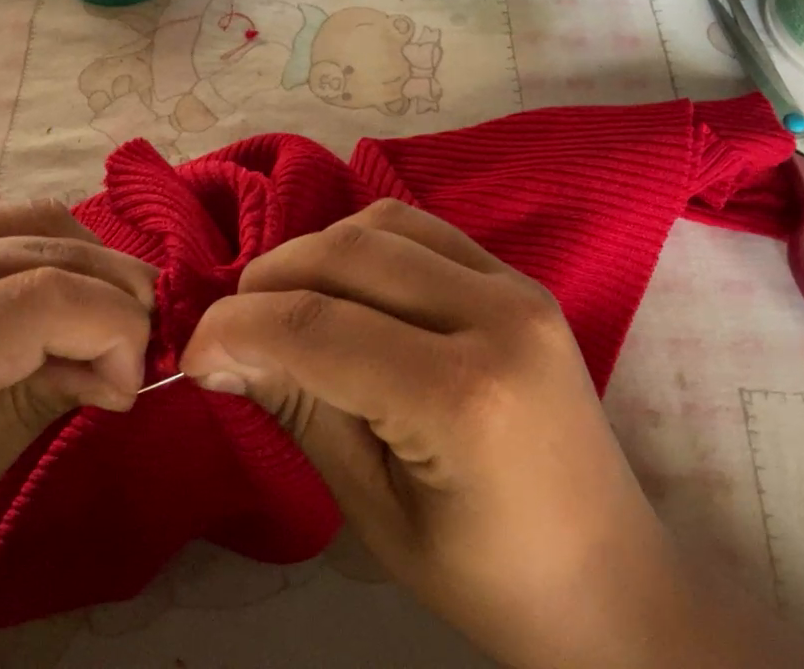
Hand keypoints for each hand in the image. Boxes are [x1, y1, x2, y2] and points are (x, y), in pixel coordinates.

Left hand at [0, 200, 156, 572]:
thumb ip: (42, 403)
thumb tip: (122, 369)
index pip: (43, 299)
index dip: (113, 328)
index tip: (126, 384)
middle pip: (50, 249)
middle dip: (120, 295)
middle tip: (136, 352)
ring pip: (36, 219)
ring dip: (95, 262)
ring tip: (110, 317)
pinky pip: (3, 218)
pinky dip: (57, 246)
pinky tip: (63, 290)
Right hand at [180, 200, 803, 668]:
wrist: (611, 580)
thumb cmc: (489, 577)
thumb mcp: (374, 513)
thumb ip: (301, 412)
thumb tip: (221, 353)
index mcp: (461, 396)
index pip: (314, 326)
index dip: (233, 330)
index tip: (191, 357)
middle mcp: (497, 316)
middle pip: (345, 254)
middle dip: (265, 284)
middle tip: (230, 336)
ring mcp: (519, 288)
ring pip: (382, 224)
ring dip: (314, 255)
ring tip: (282, 308)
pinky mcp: (525, 282)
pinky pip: (425, 231)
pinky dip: (366, 246)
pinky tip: (346, 291)